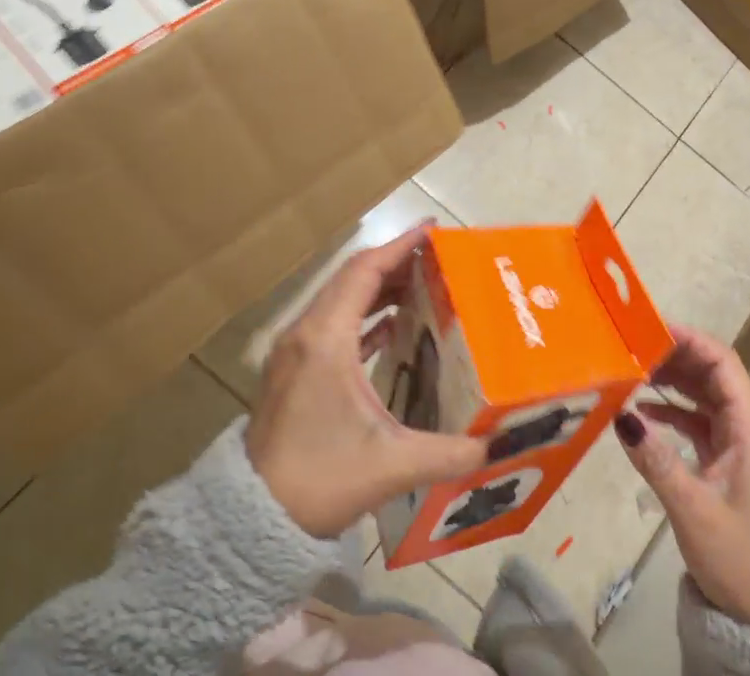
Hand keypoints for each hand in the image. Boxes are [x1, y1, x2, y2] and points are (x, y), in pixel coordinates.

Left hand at [246, 222, 489, 538]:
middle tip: (441, 260)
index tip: (434, 230)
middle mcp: (305, 335)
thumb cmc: (320, 479)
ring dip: (379, 291)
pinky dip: (363, 319)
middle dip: (396, 264)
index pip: (365, 271)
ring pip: (340, 303)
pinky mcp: (291, 375)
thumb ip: (452, 452)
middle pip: (352, 280)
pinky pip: (332, 328)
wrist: (250, 521)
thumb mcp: (393, 464)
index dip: (401, 246)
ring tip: (424, 287)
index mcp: (326, 339)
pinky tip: (392, 330)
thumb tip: (499, 445)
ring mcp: (293, 355)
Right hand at [615, 325, 749, 626]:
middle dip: (674, 355)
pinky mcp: (725, 460)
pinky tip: (640, 411)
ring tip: (630, 368)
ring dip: (671, 381)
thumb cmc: (737, 557)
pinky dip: (670, 412)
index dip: (689, 340)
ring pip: (703, 395)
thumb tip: (620, 416)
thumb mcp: (692, 509)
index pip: (722, 364)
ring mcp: (737, 443)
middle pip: (712, 374)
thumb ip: (657, 461)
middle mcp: (747, 426)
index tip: (649, 327)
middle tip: (629, 345)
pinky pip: (697, 421)